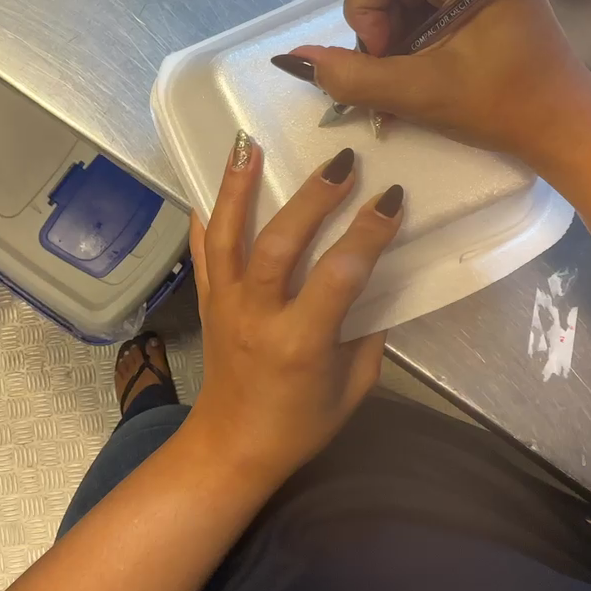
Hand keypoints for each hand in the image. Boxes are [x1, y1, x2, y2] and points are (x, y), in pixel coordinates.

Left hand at [181, 134, 403, 484]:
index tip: (389, 199)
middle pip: (280, 244)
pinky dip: (203, 217)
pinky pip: (201, 253)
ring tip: (248, 144)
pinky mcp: (205, 301)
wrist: (232, 446)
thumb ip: (366, 333)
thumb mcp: (353, 388)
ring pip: (227, 236)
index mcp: (300, 342)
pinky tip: (207, 186)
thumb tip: (373, 279)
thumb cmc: (299, 425)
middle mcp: (256, 315)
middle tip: (340, 162)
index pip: (339, 274)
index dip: (368, 233)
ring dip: (237, 187)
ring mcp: (223, 304)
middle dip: (312, 198)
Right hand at [289, 0, 590, 158]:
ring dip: (388, 37)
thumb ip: (350, 75)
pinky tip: (417, 67)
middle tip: (394, 73)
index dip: (367, 10)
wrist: (561, 130)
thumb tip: (292, 58)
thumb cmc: (501, 108)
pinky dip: (403, 38)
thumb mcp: (418, 93)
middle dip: (378, 27)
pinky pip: (414, 2)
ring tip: (406, 76)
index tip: (387, 56)